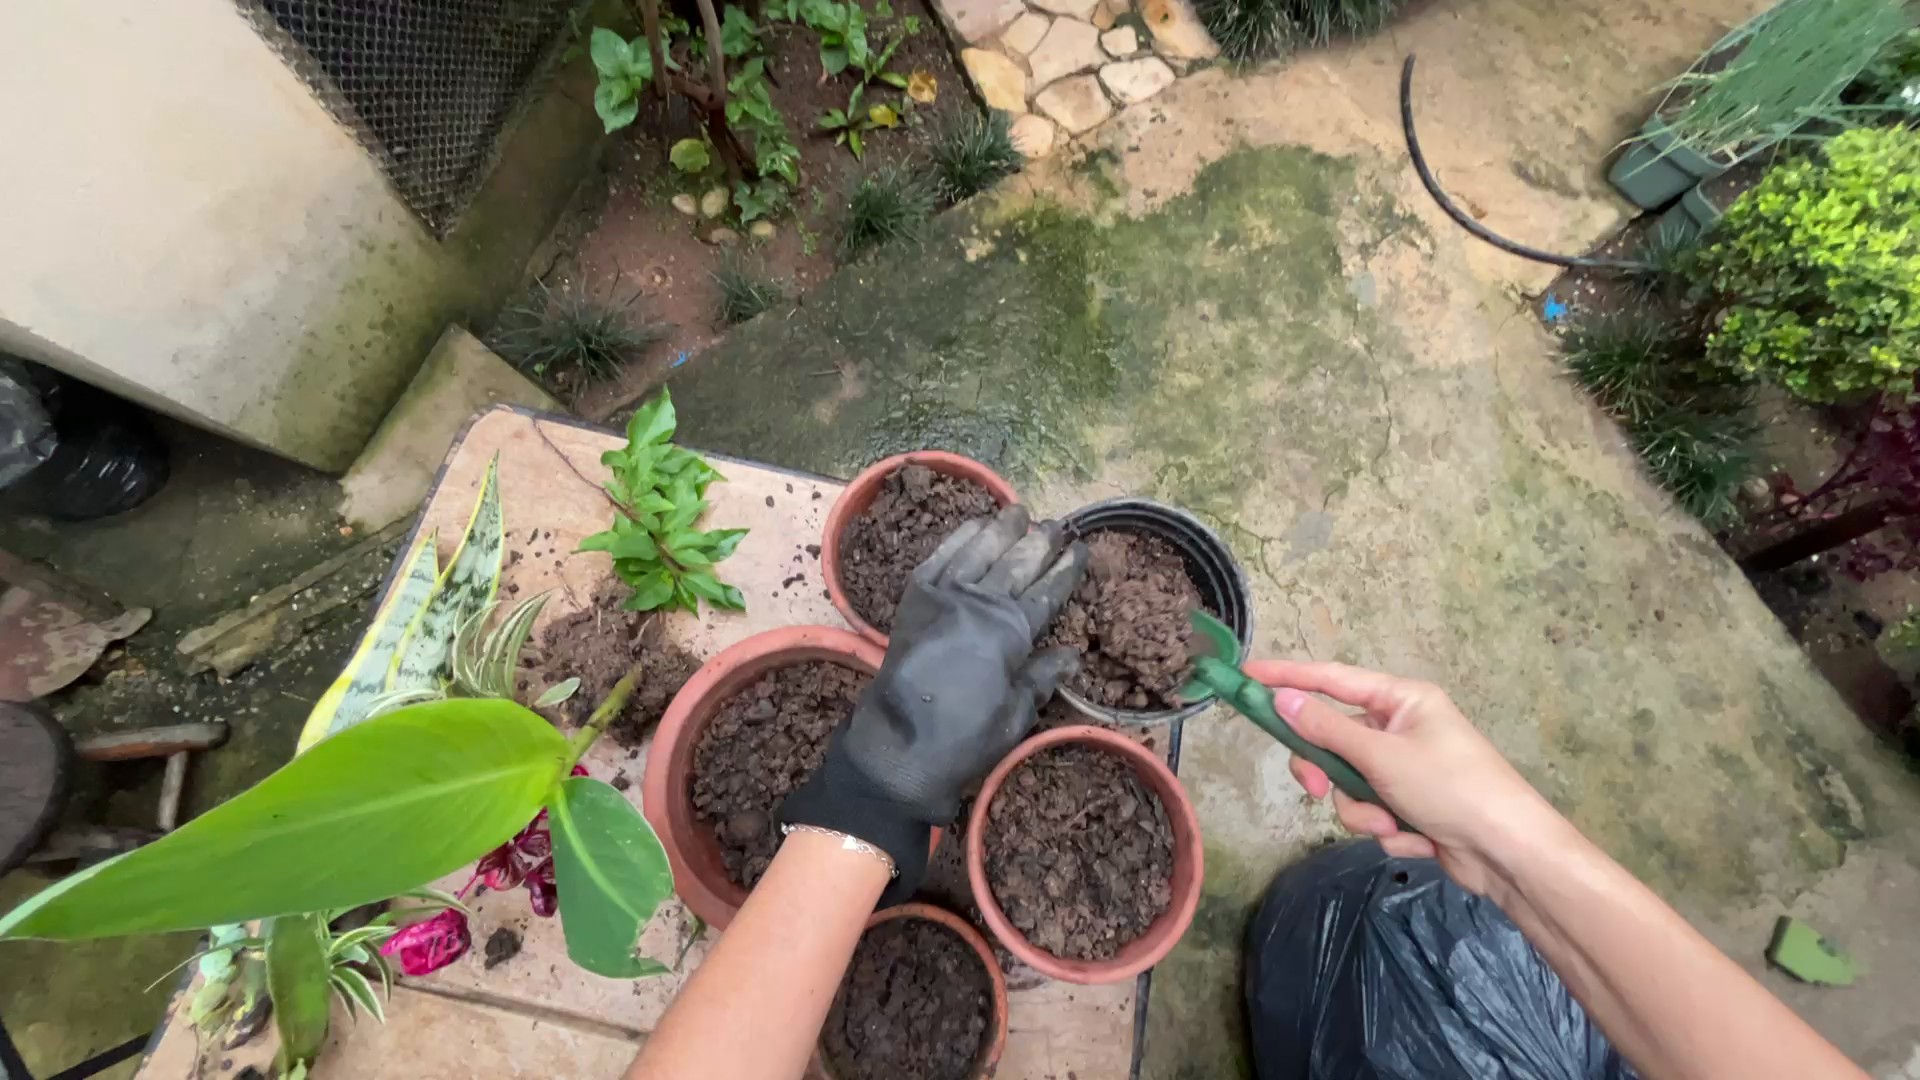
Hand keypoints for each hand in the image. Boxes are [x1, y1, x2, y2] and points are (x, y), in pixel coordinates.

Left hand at [782, 504, 1086, 900]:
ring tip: (1019, 510)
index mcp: (1011, 632)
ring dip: (1001, 529)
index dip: (1066, 569)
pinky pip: (940, 555)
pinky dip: (959, 537)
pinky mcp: (914, 597)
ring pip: (979, 550)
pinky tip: (974, 523)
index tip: (1081, 548)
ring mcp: (944, 595)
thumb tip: (1073, 653)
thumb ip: (1041, 676)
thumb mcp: (1016, 714)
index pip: (1047, 591)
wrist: (899, 745)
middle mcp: (980, 603)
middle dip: (1039, 541)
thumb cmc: (964, 738)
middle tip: (1056, 523)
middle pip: (1016, 563)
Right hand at [1247, 659, 1566, 895]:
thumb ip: (1325, 728)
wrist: (1515, 858)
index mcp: (1400, 700)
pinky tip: (1417, 839)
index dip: (1285, 676)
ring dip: (1360, 808)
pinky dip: (1385, 826)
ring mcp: (1403, 767)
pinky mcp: (1408, 803)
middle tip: (1316, 789)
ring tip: (1389, 825)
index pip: (1329, 679)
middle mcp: (1398, 727)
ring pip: (1346, 780)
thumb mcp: (1381, 756)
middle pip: (1331, 738)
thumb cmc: (1453, 789)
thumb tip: (1281, 698)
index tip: (1247, 676)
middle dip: (1326, 770)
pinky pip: (1370, 807)